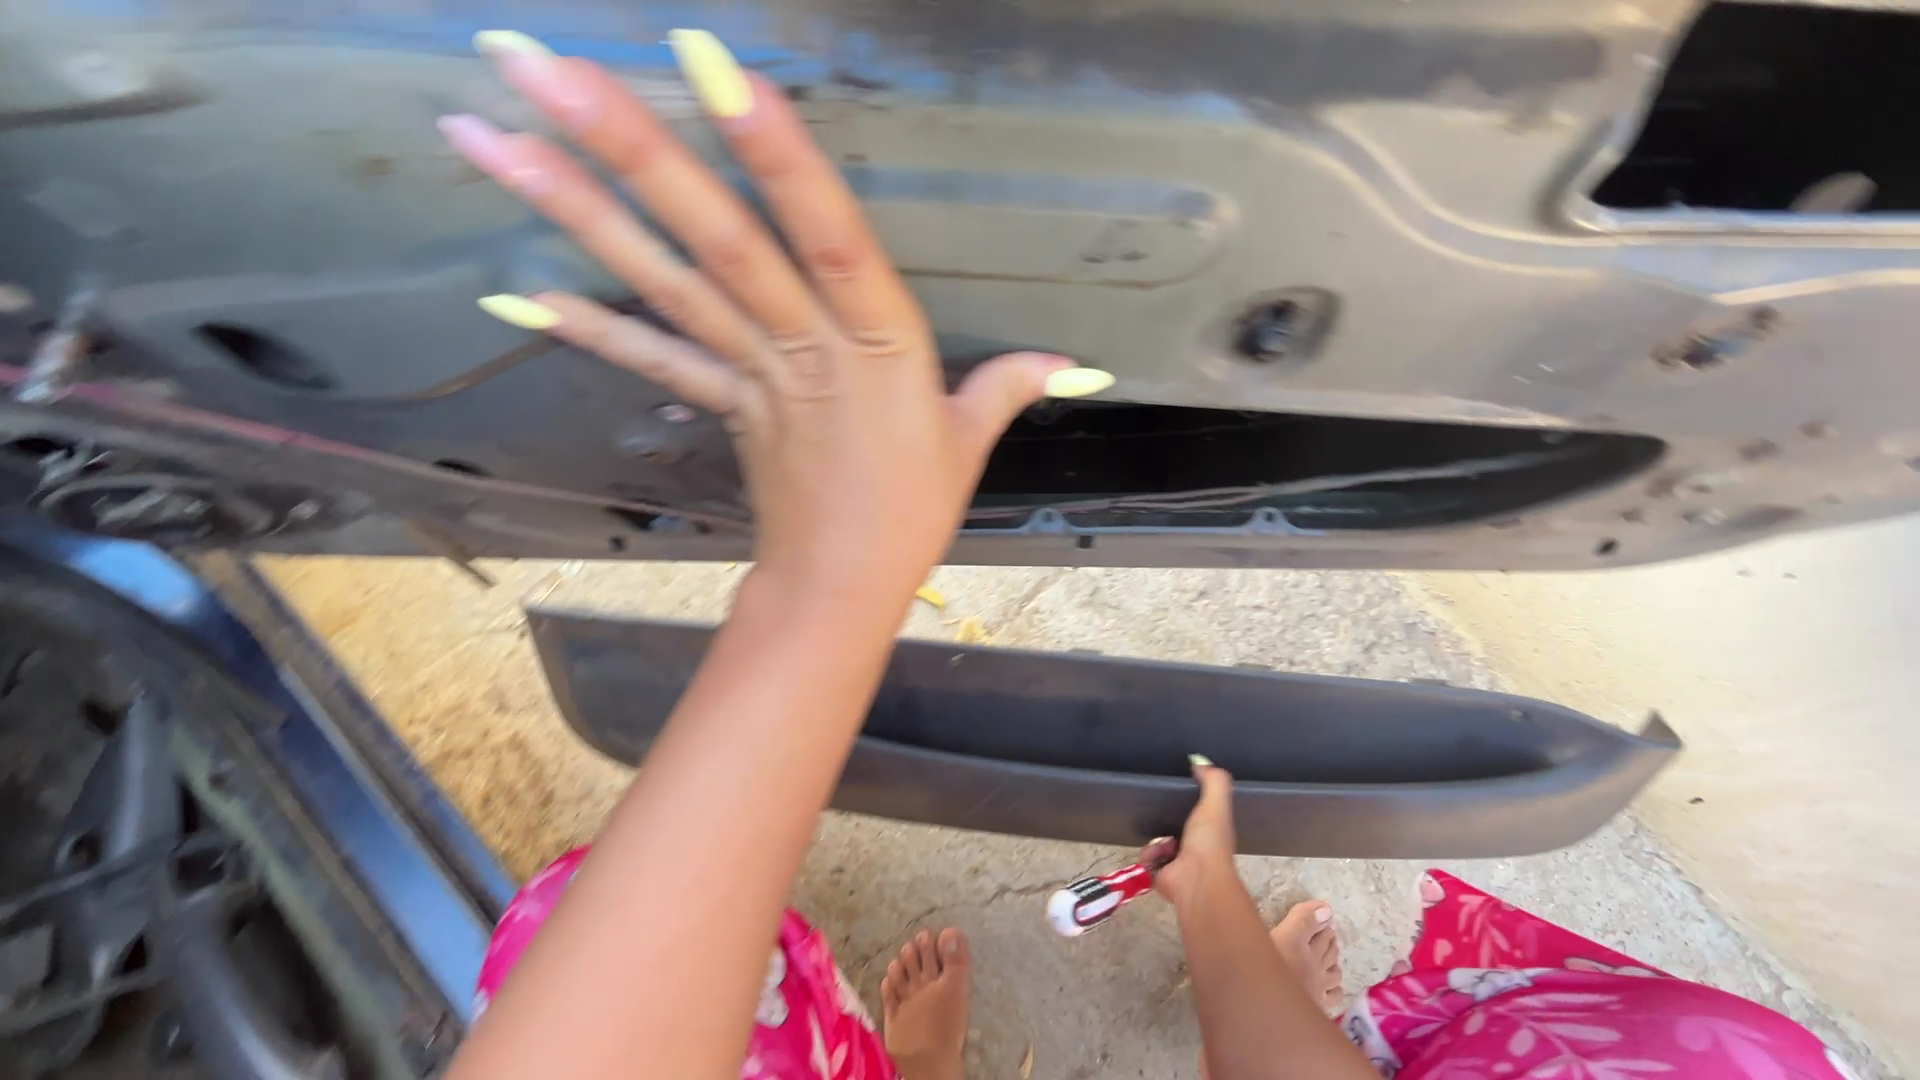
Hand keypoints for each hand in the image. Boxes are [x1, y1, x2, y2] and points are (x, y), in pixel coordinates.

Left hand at [442, 31, 1108, 600]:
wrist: (844, 588)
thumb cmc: (912, 513)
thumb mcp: (969, 443)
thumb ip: (1007, 386)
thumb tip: (1065, 362)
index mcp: (881, 342)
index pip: (828, 235)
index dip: (776, 155)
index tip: (710, 66)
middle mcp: (806, 346)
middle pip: (720, 243)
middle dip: (633, 149)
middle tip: (534, 62)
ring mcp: (751, 376)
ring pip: (667, 286)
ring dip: (579, 212)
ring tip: (489, 136)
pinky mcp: (721, 407)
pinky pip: (654, 363)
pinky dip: (589, 326)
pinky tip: (514, 285)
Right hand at [1154, 757, 1238, 911]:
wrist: (1196, 880)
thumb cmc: (1209, 841)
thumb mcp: (1214, 803)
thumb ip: (1212, 780)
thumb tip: (1198, 759)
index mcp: (1213, 831)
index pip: (1201, 812)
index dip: (1192, 803)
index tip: (1178, 791)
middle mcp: (1198, 848)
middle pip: (1177, 828)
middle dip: (1165, 822)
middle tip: (1158, 815)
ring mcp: (1181, 864)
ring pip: (1159, 843)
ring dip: (1156, 841)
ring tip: (1161, 842)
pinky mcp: (1163, 875)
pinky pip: (1148, 858)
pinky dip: (1149, 855)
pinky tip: (1155, 855)